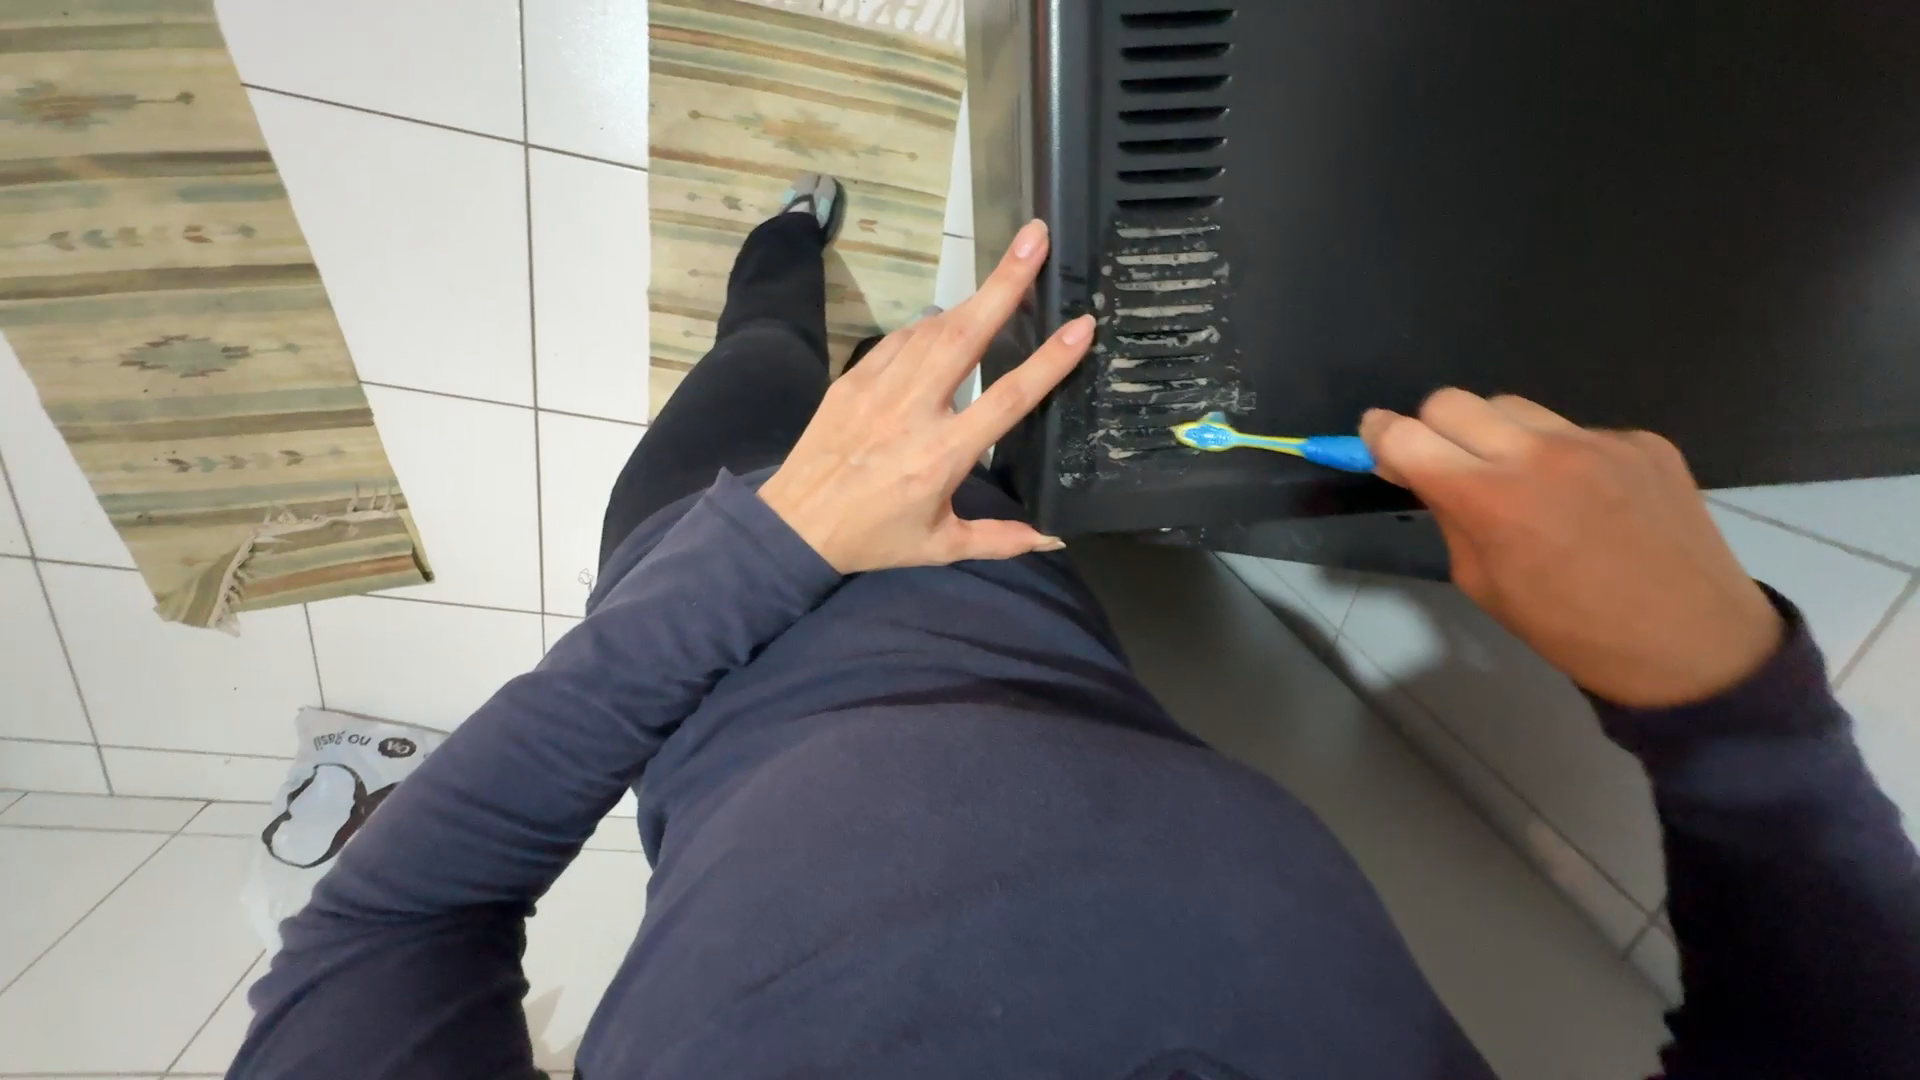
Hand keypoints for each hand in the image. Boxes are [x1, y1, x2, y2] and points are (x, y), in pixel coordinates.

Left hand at [758, 220, 1091, 573]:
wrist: (793, 525)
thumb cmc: (873, 538)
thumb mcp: (940, 547)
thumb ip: (998, 540)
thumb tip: (1053, 540)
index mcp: (942, 455)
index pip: (1007, 398)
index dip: (1048, 361)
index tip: (1081, 326)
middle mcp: (913, 412)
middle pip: (966, 336)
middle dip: (1004, 283)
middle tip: (1035, 237)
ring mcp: (878, 389)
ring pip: (931, 329)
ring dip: (971, 299)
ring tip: (1005, 273)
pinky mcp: (852, 380)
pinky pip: (899, 341)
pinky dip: (927, 325)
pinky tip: (946, 319)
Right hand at [1359, 389, 1783, 706]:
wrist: (1689, 642)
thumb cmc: (1562, 625)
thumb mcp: (1476, 578)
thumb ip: (1446, 512)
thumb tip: (1418, 470)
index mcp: (1488, 497)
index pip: (1405, 435)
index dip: (1378, 434)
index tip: (1374, 440)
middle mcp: (1539, 453)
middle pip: (1451, 401)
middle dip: (1431, 427)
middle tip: (1442, 462)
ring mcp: (1597, 440)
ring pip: (1510, 406)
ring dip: (1491, 432)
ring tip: (1513, 475)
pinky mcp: (1642, 440)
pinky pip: (1570, 428)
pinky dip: (1554, 452)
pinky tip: (1577, 494)